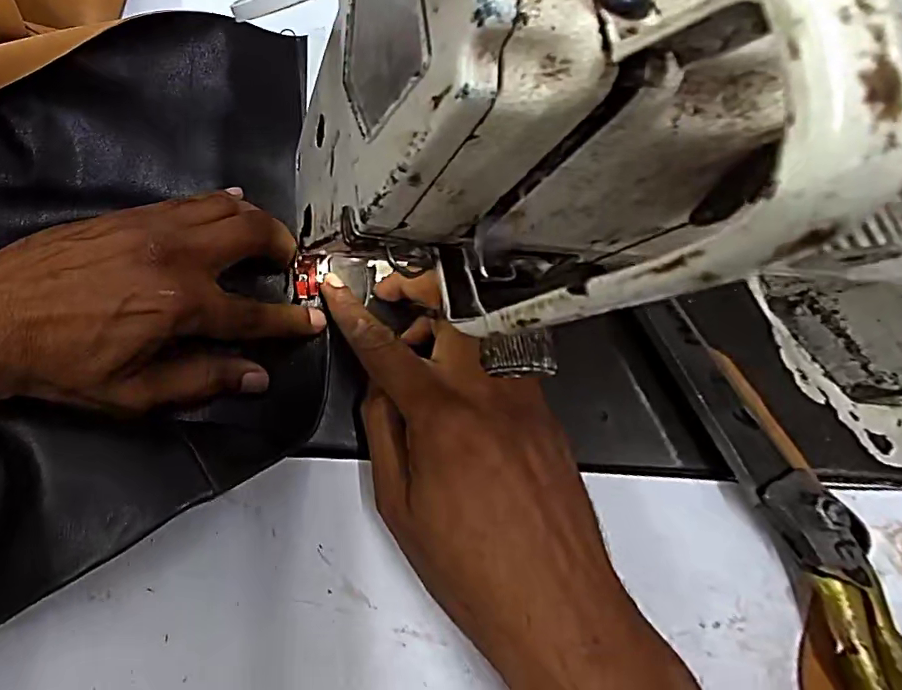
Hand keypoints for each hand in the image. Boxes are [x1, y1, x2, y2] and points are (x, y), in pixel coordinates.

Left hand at [0, 190, 324, 411]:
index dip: (288, 320)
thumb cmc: (60, 363)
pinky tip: (227, 204)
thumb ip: (199, 379)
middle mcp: (176, 254)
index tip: (312, 320)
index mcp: (180, 304)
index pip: (251, 313)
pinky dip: (218, 202)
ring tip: (264, 234)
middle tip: (289, 263)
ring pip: (223, 206)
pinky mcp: (130, 213)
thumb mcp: (130, 393)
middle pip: (249, 234)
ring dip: (254, 218)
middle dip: (281, 246)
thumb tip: (255, 375)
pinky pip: (189, 200)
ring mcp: (152, 226)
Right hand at [322, 273, 694, 689]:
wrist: (561, 612)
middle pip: (451, 306)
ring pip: (484, 324)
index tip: (340, 293)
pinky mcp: (547, 414)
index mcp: (443, 418)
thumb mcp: (400, 503)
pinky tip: (463, 393)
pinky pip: (507, 360)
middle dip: (417, 288)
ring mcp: (525, 400)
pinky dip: (476, 357)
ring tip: (426, 356)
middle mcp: (489, 397)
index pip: (384, 347)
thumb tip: (377, 391)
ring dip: (448, 323)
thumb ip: (381, 430)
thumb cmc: (483, 572)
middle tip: (395, 299)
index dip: (352, 312)